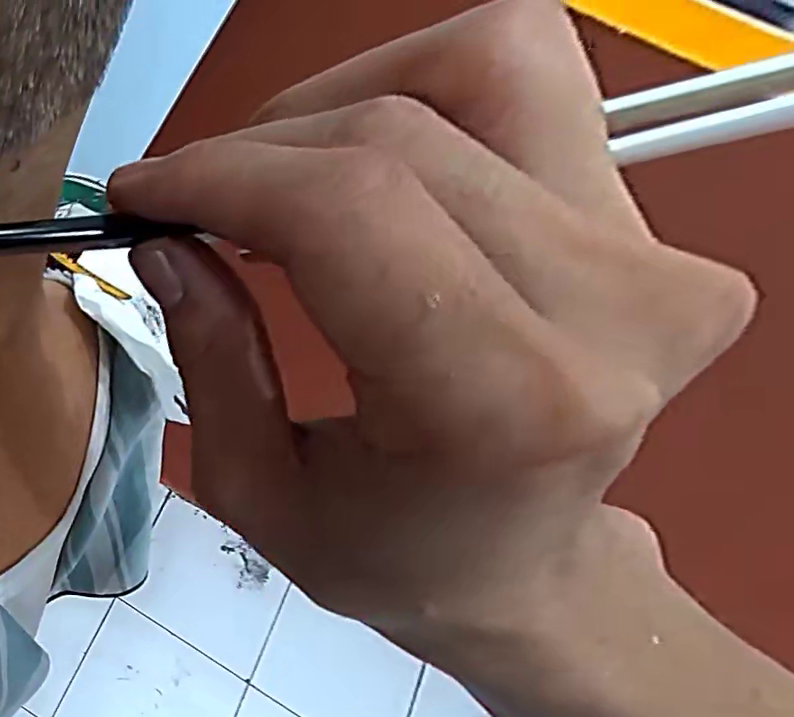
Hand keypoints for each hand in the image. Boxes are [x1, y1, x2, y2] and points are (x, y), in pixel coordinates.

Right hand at [107, 0, 755, 645]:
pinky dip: (401, 104)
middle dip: (246, 152)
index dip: (221, 180)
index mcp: (489, 399)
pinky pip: (523, 92)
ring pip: (480, 70)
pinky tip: (331, 166)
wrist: (512, 569)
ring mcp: (655, 246)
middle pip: (398, 137)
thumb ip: (210, 358)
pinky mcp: (656, 220)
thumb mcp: (249, 485)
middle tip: (167, 198)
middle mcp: (605, 301)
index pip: (348, 213)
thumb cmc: (367, 554)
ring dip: (326, 107)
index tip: (136, 195)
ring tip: (250, 178)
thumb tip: (163, 247)